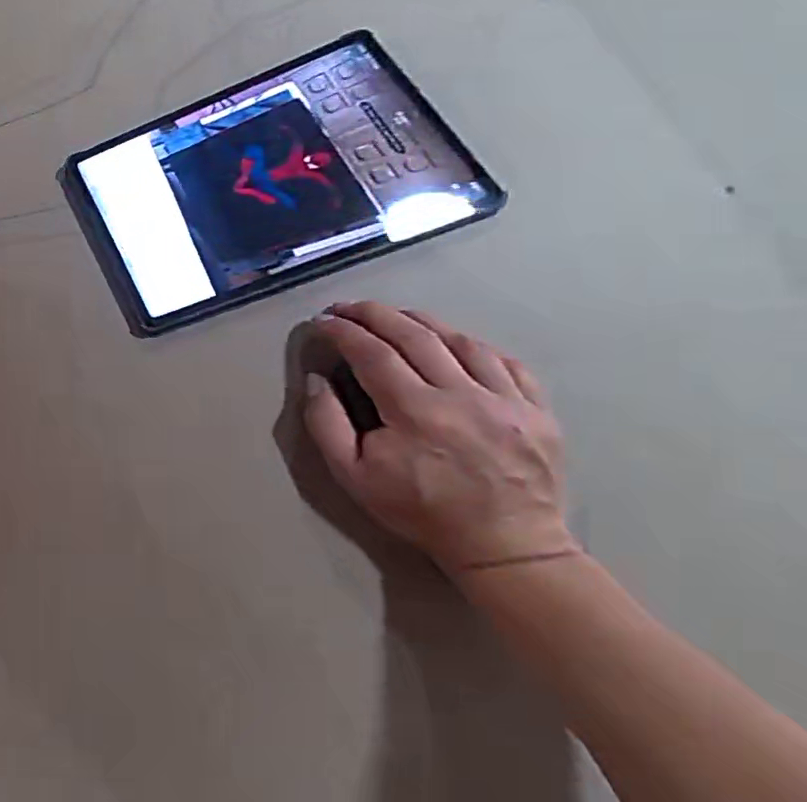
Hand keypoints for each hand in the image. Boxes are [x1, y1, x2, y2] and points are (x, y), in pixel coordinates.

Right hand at [304, 302, 577, 571]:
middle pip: (414, 335)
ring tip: (394, 318)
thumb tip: (316, 380)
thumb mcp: (351, 474)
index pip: (372, 353)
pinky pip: (505, 362)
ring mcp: (508, 402)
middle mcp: (463, 396)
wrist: (506, 547)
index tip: (322, 321)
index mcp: (415, 412)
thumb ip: (325, 422)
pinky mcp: (539, 412)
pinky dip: (472, 345)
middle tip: (346, 307)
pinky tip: (451, 345)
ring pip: (461, 341)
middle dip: (374, 314)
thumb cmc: (419, 510)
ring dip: (420, 322)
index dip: (343, 331)